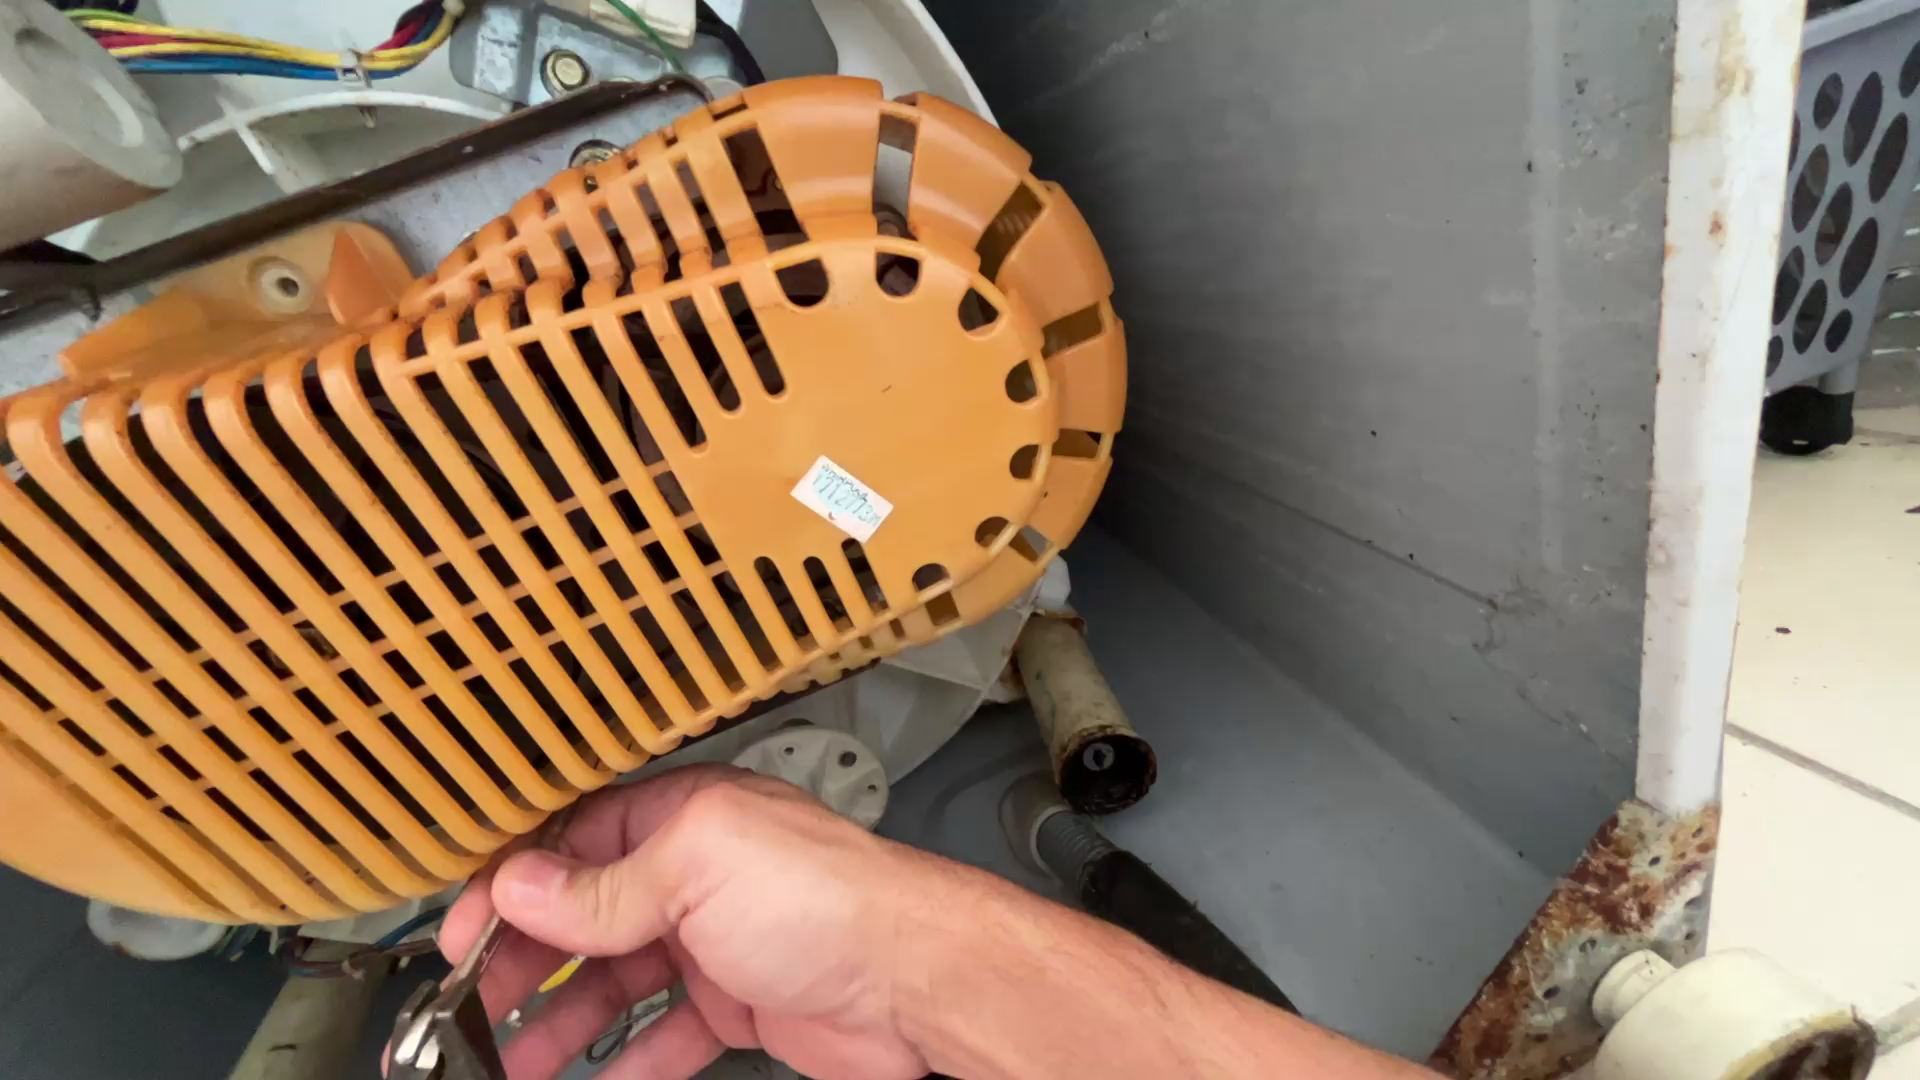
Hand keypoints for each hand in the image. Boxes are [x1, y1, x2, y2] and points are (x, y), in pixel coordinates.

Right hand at [435, 764, 961, 1079]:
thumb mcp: (698, 867)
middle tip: (469, 1015)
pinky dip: (629, 1057)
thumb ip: (606, 884)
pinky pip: (666, 1032)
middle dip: (528, 960)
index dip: (519, 882)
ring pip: (619, 977)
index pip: (582, 839)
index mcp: (689, 819)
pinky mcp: (738, 997)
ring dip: (561, 1019)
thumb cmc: (818, 895)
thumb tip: (520, 882)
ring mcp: (717, 937)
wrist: (905, 973)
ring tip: (510, 1062)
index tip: (463, 934)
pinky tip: (597, 1077)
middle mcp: (700, 872)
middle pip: (590, 913)